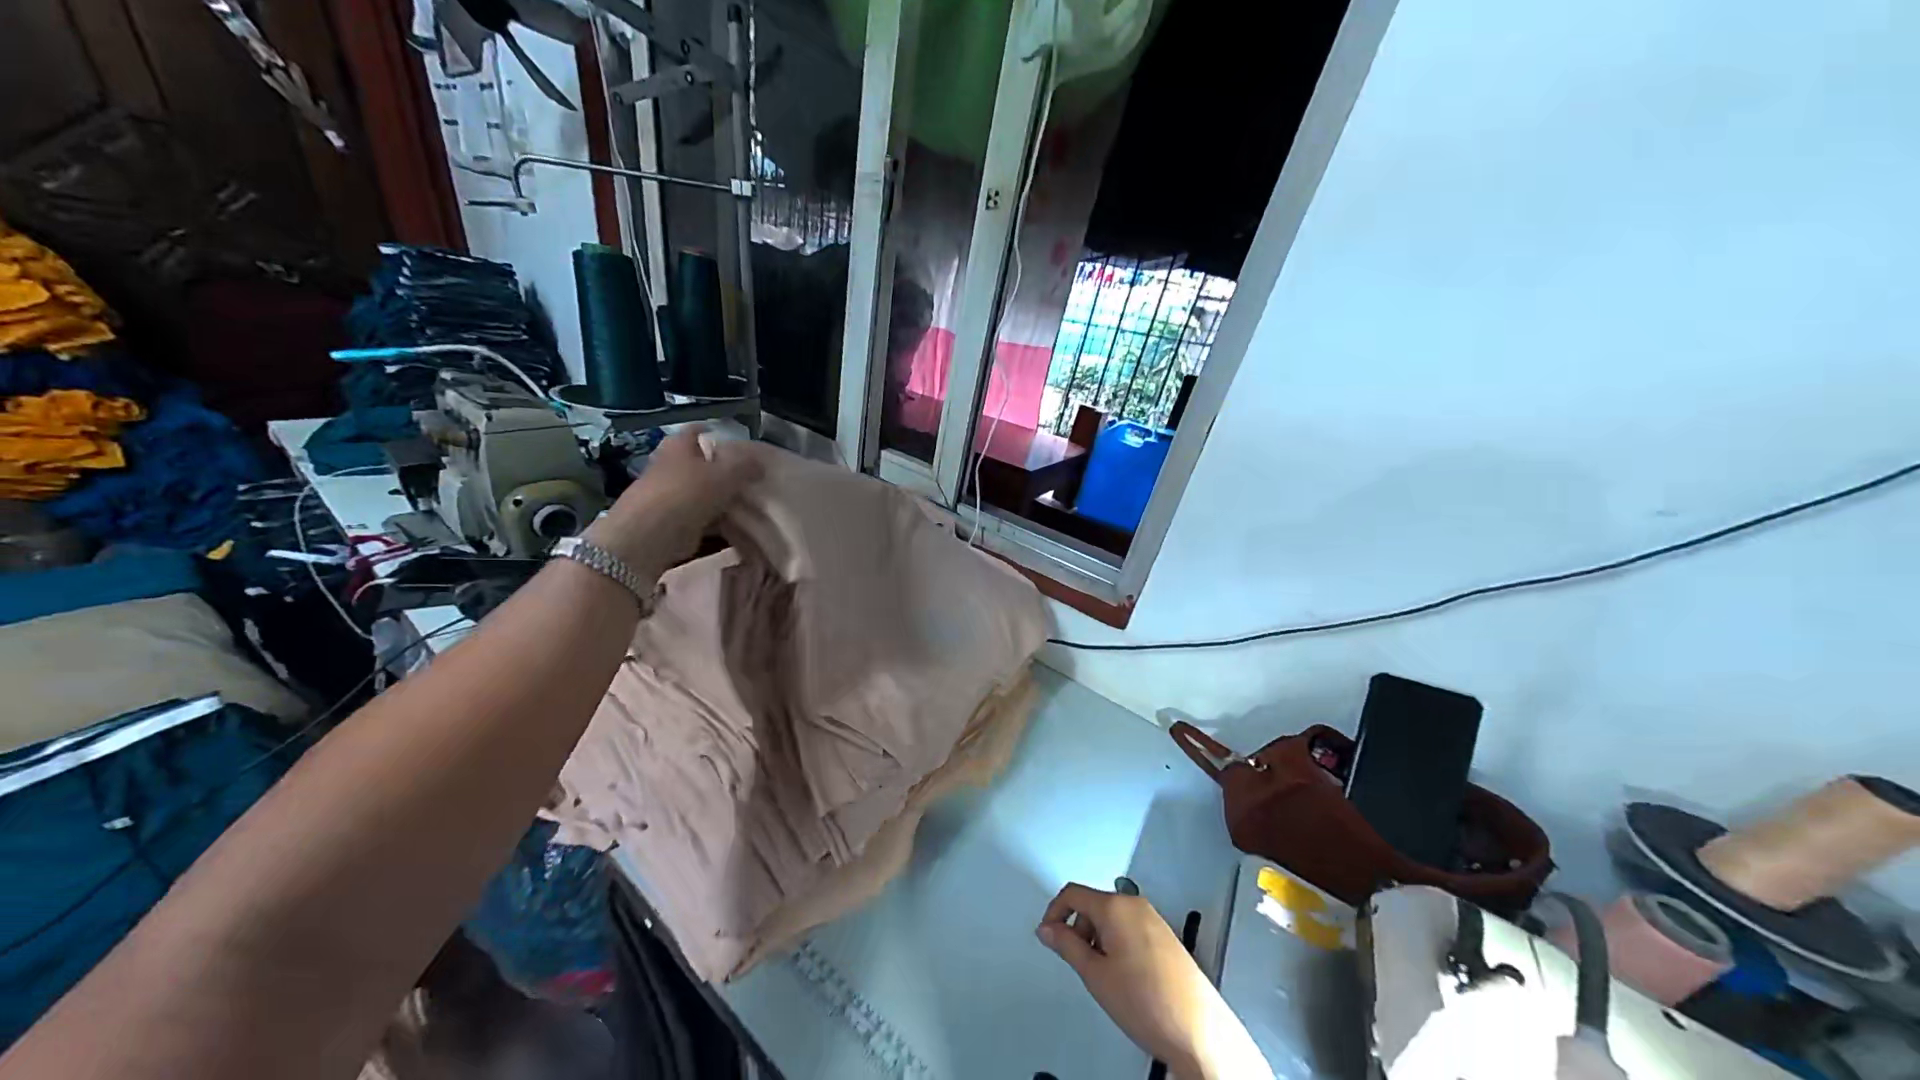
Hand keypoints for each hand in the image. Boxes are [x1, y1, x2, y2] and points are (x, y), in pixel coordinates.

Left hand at [583, 430, 764, 581]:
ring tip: (753, 509)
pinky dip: (718, 526)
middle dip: (726, 473)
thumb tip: (761, 463)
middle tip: (754, 482)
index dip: (719, 434)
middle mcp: (670, 467)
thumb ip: (746, 466)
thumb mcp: (724, 474)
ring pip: (704, 495)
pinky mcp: (671, 524)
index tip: (743, 447)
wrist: (648, 538)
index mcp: (679, 446)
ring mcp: (669, 497)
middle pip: (703, 465)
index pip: (699, 430)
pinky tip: (739, 532)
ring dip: (724, 502)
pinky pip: (702, 521)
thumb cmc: (686, 494)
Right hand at [1037, 884, 1272, 1079]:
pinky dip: (1117, 944)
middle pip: (1092, 904)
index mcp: (1115, 907)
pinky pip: (1130, 928)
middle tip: (1075, 960)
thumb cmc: (1151, 1004)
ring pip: (1111, 918)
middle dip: (1077, 928)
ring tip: (1103, 976)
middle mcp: (1136, 906)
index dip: (1053, 912)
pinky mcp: (1165, 935)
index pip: (1072, 893)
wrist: (1197, 1030)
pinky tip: (1123, 977)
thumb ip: (1065, 945)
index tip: (1047, 933)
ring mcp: (1153, 919)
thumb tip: (1048, 929)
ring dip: (1097, 938)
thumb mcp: (1094, 974)